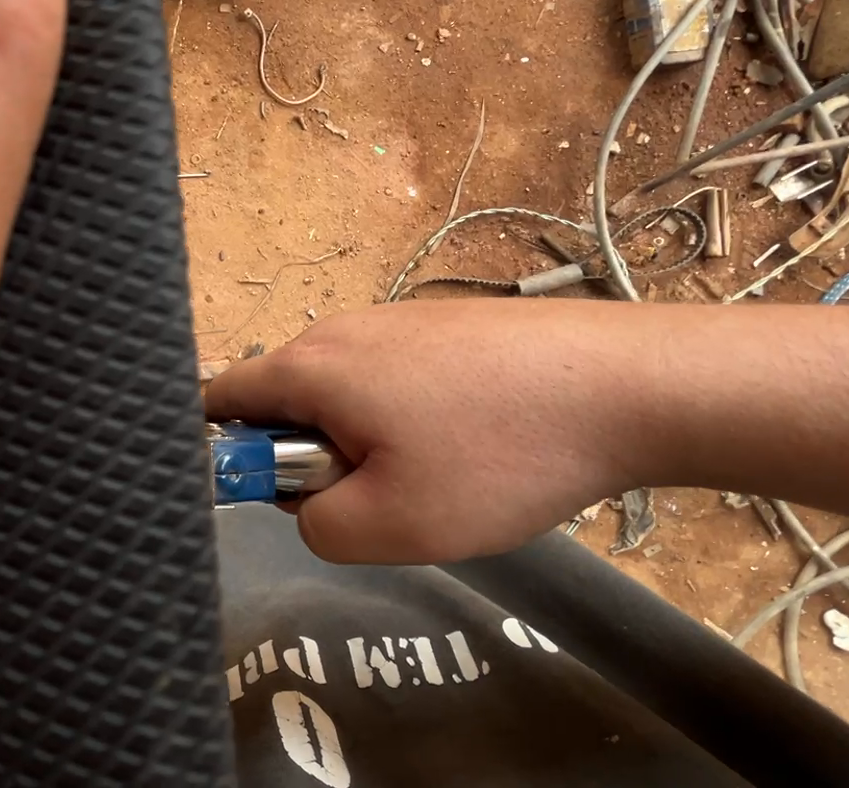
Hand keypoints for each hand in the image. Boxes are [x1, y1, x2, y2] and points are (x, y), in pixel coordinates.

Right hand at [206, 300, 652, 563]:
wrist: (628, 383)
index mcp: (308, 368)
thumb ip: (317, 527)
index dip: (224, 448)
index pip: (220, 396)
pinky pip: (386, 375)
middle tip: (374, 496)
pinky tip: (471, 439)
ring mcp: (389, 320)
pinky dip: (401, 414)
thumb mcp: (396, 524)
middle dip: (306, 453)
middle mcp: (336, 331)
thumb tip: (307, 506)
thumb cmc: (498, 453)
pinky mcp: (436, 323)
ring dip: (358, 437)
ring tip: (434, 471)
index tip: (275, 489)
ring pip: (338, 390)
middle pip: (282, 397)